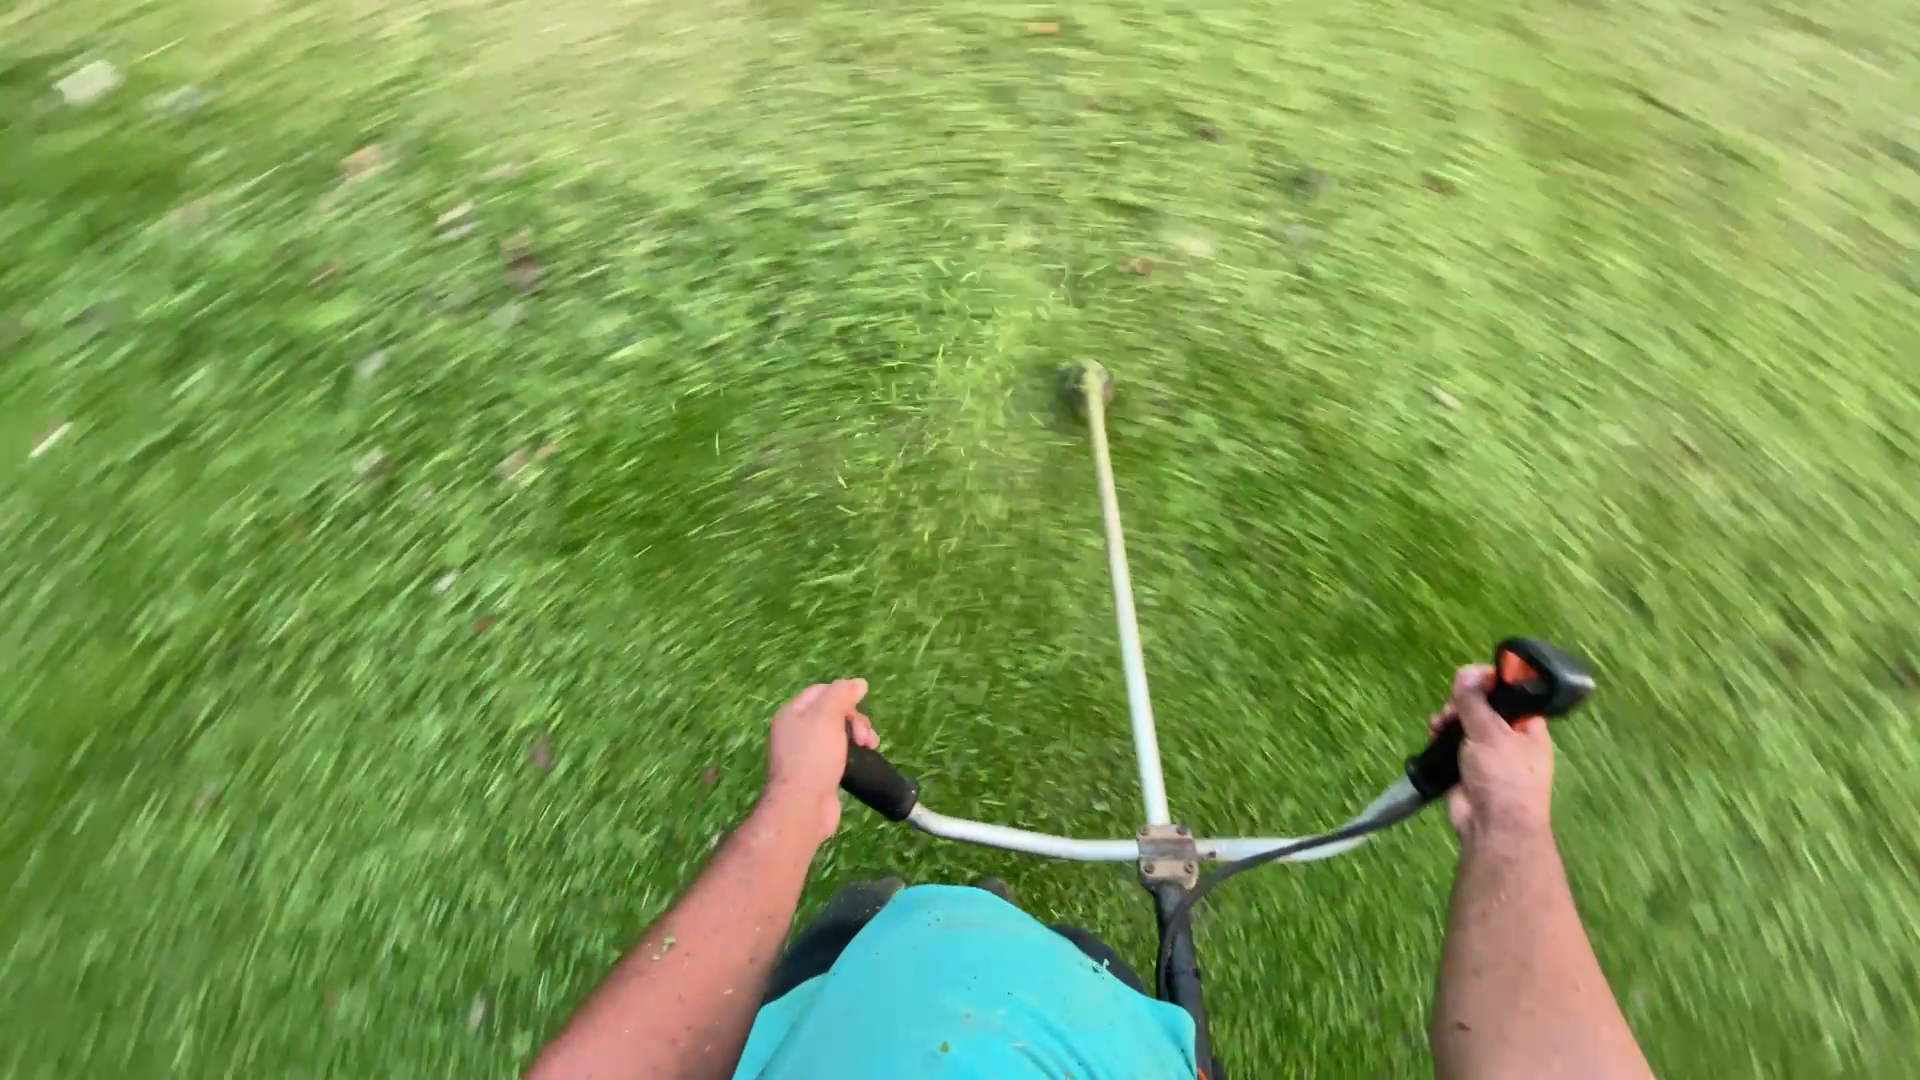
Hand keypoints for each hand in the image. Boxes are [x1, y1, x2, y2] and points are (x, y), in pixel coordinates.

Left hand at [760, 679, 877, 845]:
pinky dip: (854, 752)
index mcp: (792, 713)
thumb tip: (859, 683)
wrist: (803, 807)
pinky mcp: (819, 773)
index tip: (861, 704)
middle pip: (832, 712)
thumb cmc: (813, 756)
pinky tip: (864, 758)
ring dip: (859, 734)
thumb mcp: (827, 715)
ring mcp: (807, 754)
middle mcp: (796, 731)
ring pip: (839, 733)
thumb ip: (843, 693)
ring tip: (870, 746)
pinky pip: (840, 753)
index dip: (843, 694)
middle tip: (865, 734)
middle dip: (855, 718)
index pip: (821, 691)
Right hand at [1430, 665, 1553, 841]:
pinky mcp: (1466, 765)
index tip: (1470, 678)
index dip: (1491, 682)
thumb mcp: (1490, 733)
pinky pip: (1451, 741)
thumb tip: (1466, 671)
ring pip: (1464, 722)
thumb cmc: (1503, 776)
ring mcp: (1487, 752)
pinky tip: (1434, 736)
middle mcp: (1509, 738)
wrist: (1492, 824)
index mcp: (1528, 728)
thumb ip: (1475, 701)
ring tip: (1439, 725)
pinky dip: (1441, 736)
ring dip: (1448, 718)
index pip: (1511, 693)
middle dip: (1462, 702)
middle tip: (1453, 708)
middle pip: (1482, 706)